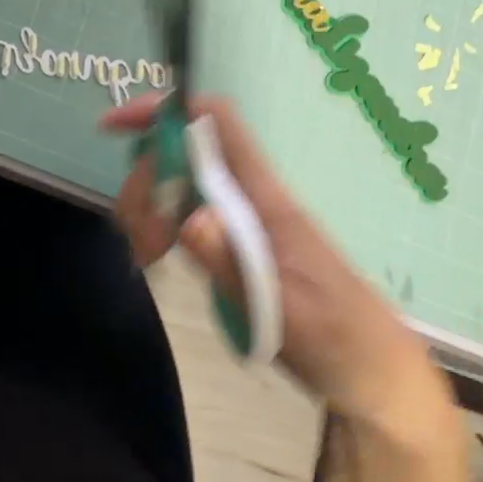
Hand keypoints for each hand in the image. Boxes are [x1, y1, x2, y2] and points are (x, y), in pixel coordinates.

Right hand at [104, 94, 452, 434]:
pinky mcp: (232, 240)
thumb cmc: (331, 336)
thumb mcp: (277, 307)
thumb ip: (229, 262)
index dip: (164, 111)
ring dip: (146, 210)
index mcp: (264, 198)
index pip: (216, 124)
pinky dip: (155, 228)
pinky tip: (154, 260)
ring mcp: (238, 217)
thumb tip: (188, 217)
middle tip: (142, 242)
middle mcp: (248, 196)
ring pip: (175, 185)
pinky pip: (181, 214)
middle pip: (179, 155)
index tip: (114, 127)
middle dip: (144, 183)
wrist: (369, 370)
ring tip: (148, 257)